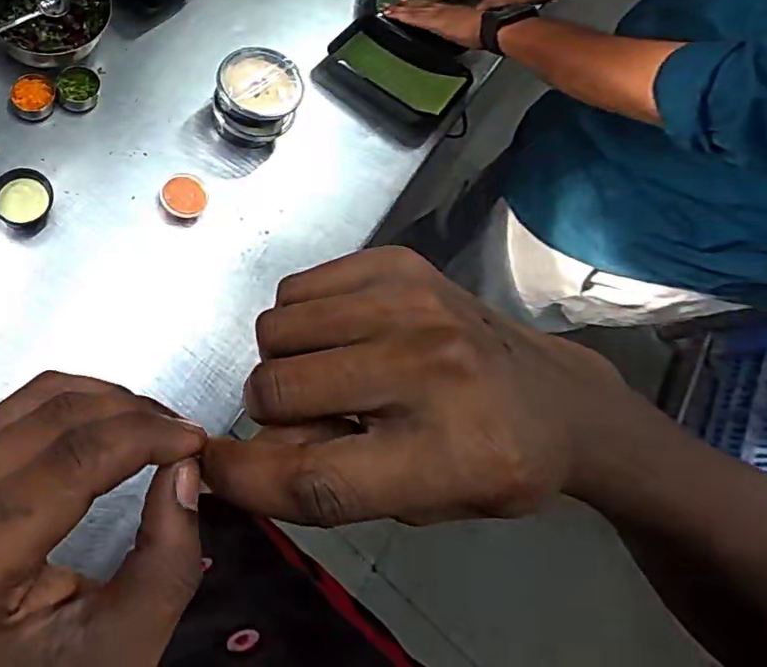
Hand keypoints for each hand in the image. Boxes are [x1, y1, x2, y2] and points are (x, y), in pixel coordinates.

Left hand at [0, 372, 207, 666]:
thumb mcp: (117, 646)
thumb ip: (163, 563)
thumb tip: (184, 469)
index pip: (68, 464)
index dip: (139, 437)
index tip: (192, 440)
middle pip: (49, 420)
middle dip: (127, 413)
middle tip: (181, 431)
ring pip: (32, 399)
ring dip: (101, 400)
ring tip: (153, 423)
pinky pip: (16, 407)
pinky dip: (70, 403)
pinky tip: (109, 418)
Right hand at [201, 247, 639, 527]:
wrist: (559, 398)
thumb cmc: (485, 461)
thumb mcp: (417, 502)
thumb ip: (318, 481)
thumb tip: (228, 458)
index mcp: (457, 456)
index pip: (317, 477)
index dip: (244, 476)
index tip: (207, 466)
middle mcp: (436, 371)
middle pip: (278, 390)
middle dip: (271, 408)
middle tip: (307, 412)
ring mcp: (413, 306)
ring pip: (272, 331)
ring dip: (283, 358)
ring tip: (329, 369)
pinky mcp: (394, 264)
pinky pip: (290, 290)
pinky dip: (299, 319)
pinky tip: (342, 334)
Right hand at [382, 0, 483, 48]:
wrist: (498, 29)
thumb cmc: (477, 35)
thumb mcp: (451, 36)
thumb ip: (438, 28)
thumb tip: (429, 25)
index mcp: (435, 18)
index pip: (411, 15)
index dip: (398, 14)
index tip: (386, 12)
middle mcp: (440, 11)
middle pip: (416, 8)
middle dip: (401, 7)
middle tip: (388, 5)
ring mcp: (451, 9)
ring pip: (426, 4)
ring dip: (412, 3)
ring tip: (403, 1)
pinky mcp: (461, 8)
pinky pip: (439, 3)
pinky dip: (430, 2)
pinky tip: (429, 2)